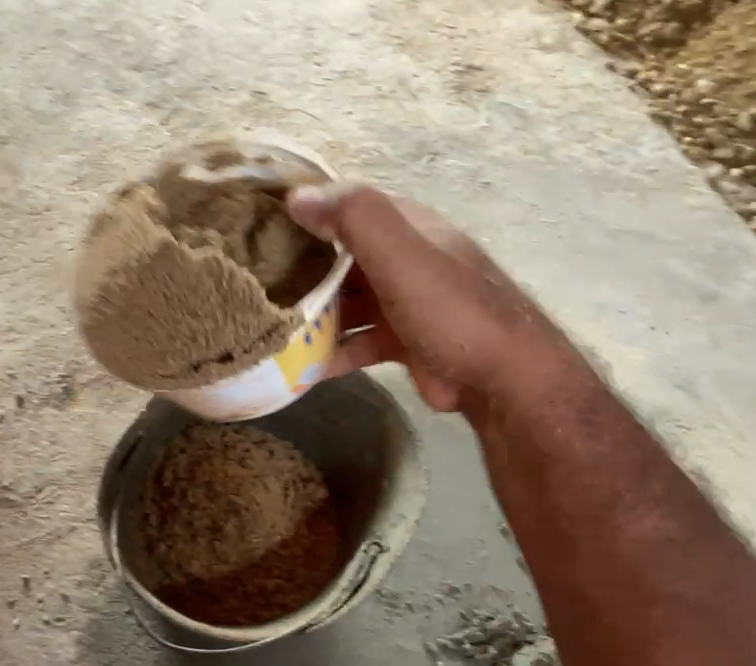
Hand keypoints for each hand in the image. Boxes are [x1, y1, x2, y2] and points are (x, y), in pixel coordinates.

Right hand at [286, 184, 586, 413]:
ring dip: (312, 318)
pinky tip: (299, 369)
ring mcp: (403, 303)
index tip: (263, 235)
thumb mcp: (402, 257)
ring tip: (269, 331)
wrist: (499, 378)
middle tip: (256, 290)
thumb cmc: (451, 311)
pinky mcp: (401, 343)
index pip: (350, 210)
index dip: (308, 218)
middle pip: (341, 261)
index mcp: (409, 230)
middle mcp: (405, 260)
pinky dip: (330, 354)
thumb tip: (296, 196)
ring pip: (345, 305)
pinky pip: (355, 343)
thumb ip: (356, 221)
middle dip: (302, 274)